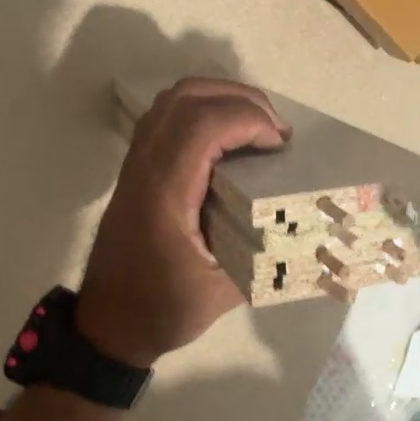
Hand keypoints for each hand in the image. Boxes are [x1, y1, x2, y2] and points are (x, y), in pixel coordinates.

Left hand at [76, 77, 289, 367]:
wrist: (108, 323)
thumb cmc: (162, 309)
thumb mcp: (222, 290)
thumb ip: (266, 257)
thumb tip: (311, 233)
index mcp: (164, 193)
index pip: (203, 125)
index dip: (248, 120)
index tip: (280, 146)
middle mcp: (145, 167)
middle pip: (188, 97)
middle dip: (241, 100)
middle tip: (276, 132)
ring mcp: (135, 163)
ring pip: (174, 100)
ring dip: (220, 99)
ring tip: (257, 129)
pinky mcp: (136, 168)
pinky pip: (166, 117)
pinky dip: (202, 112)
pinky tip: (229, 142)